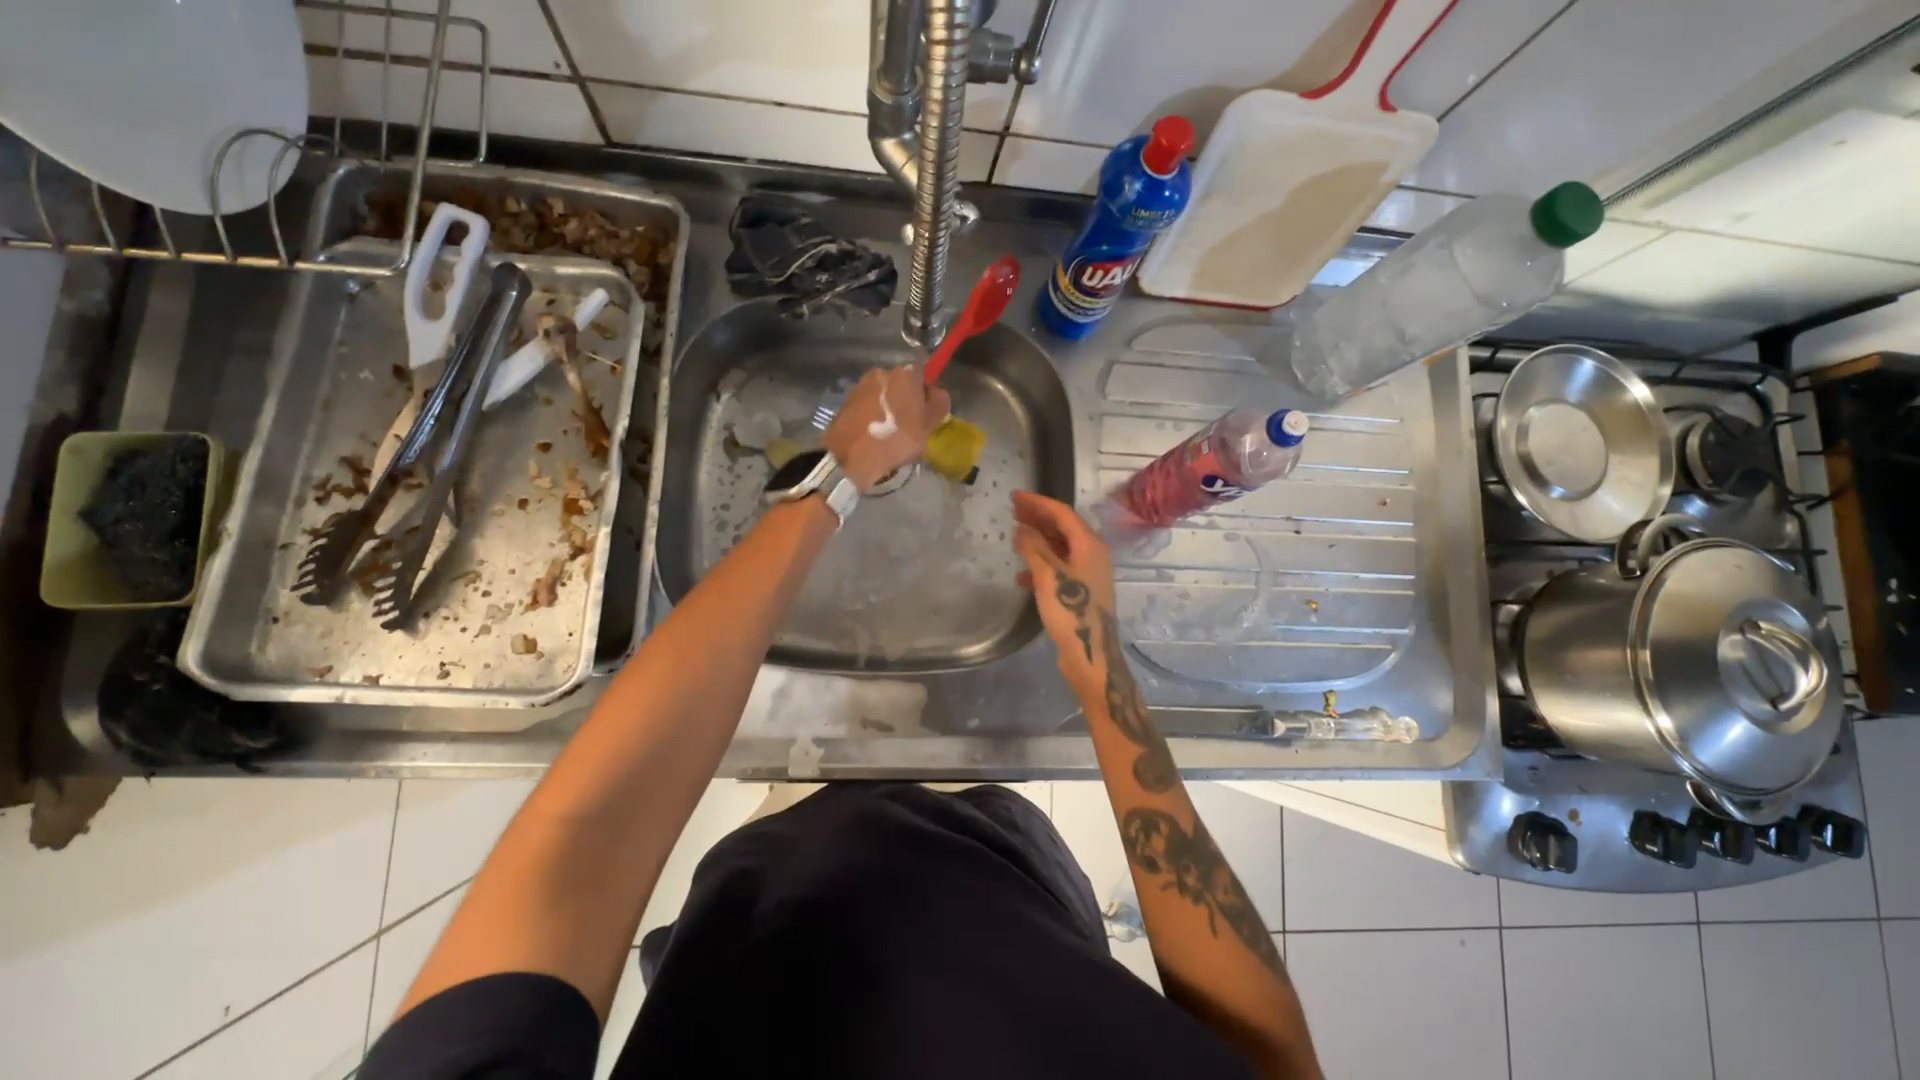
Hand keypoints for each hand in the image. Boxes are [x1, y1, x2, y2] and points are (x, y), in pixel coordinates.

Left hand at [823, 366, 951, 492]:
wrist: (849, 457)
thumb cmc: (895, 440)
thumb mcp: (928, 427)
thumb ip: (939, 404)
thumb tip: (936, 393)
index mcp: (905, 374)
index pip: (923, 375)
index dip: (926, 395)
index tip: (925, 415)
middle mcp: (881, 372)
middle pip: (901, 384)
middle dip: (906, 400)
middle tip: (908, 425)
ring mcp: (861, 385)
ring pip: (883, 394)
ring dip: (888, 408)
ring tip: (889, 432)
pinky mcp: (846, 400)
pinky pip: (867, 404)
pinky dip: (872, 414)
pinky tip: (873, 434)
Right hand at [1011, 490, 1116, 696]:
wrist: (1090, 653)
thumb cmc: (1070, 610)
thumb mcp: (1047, 575)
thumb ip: (1033, 548)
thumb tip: (1022, 528)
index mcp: (1089, 544)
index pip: (1062, 512)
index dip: (1038, 502)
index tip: (1014, 497)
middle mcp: (1093, 554)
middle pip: (1063, 528)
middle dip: (1038, 518)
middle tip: (1013, 511)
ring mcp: (1089, 574)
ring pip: (1061, 548)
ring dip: (1038, 541)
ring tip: (1015, 538)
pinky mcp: (1083, 592)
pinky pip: (1060, 568)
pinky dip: (1041, 565)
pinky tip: (1022, 576)